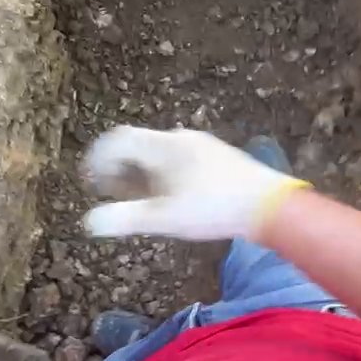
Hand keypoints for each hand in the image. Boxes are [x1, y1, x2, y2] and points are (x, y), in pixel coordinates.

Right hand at [82, 126, 305, 241]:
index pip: (118, 139)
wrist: (271, 206)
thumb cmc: (214, 210)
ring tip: (139, 198)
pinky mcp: (217, 155)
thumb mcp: (165, 218)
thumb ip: (126, 218)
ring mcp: (201, 144)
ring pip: (158, 152)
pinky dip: (162, 172)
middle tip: (111, 193)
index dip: (98, 158)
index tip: (90, 180)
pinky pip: (177, 157)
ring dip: (140, 172)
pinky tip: (171, 196)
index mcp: (163, 146)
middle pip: (137, 144)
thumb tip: (89, 223)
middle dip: (118, 168)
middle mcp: (180, 138)